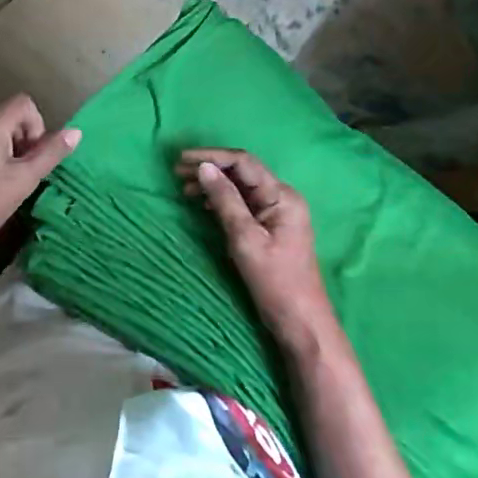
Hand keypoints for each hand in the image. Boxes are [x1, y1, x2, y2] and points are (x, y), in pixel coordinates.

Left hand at [0, 95, 79, 259]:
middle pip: (13, 116)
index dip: (38, 126)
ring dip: (16, 151)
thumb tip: (76, 132)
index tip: (36, 156)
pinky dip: (0, 159)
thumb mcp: (25, 179)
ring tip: (14, 181)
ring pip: (1, 133)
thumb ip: (51, 153)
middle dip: (28, 140)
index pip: (25, 104)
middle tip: (28, 171)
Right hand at [178, 148, 336, 353]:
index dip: (212, 156)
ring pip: (240, 187)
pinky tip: (203, 204)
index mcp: (281, 195)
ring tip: (184, 188)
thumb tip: (205, 168)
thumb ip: (225, 200)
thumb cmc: (274, 281)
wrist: (301, 321)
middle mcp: (282, 197)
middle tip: (177, 173)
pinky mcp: (270, 226)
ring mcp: (277, 212)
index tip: (182, 159)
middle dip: (210, 168)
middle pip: (242, 171)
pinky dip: (221, 200)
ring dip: (213, 184)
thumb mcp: (245, 239)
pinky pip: (243, 203)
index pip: (243, 162)